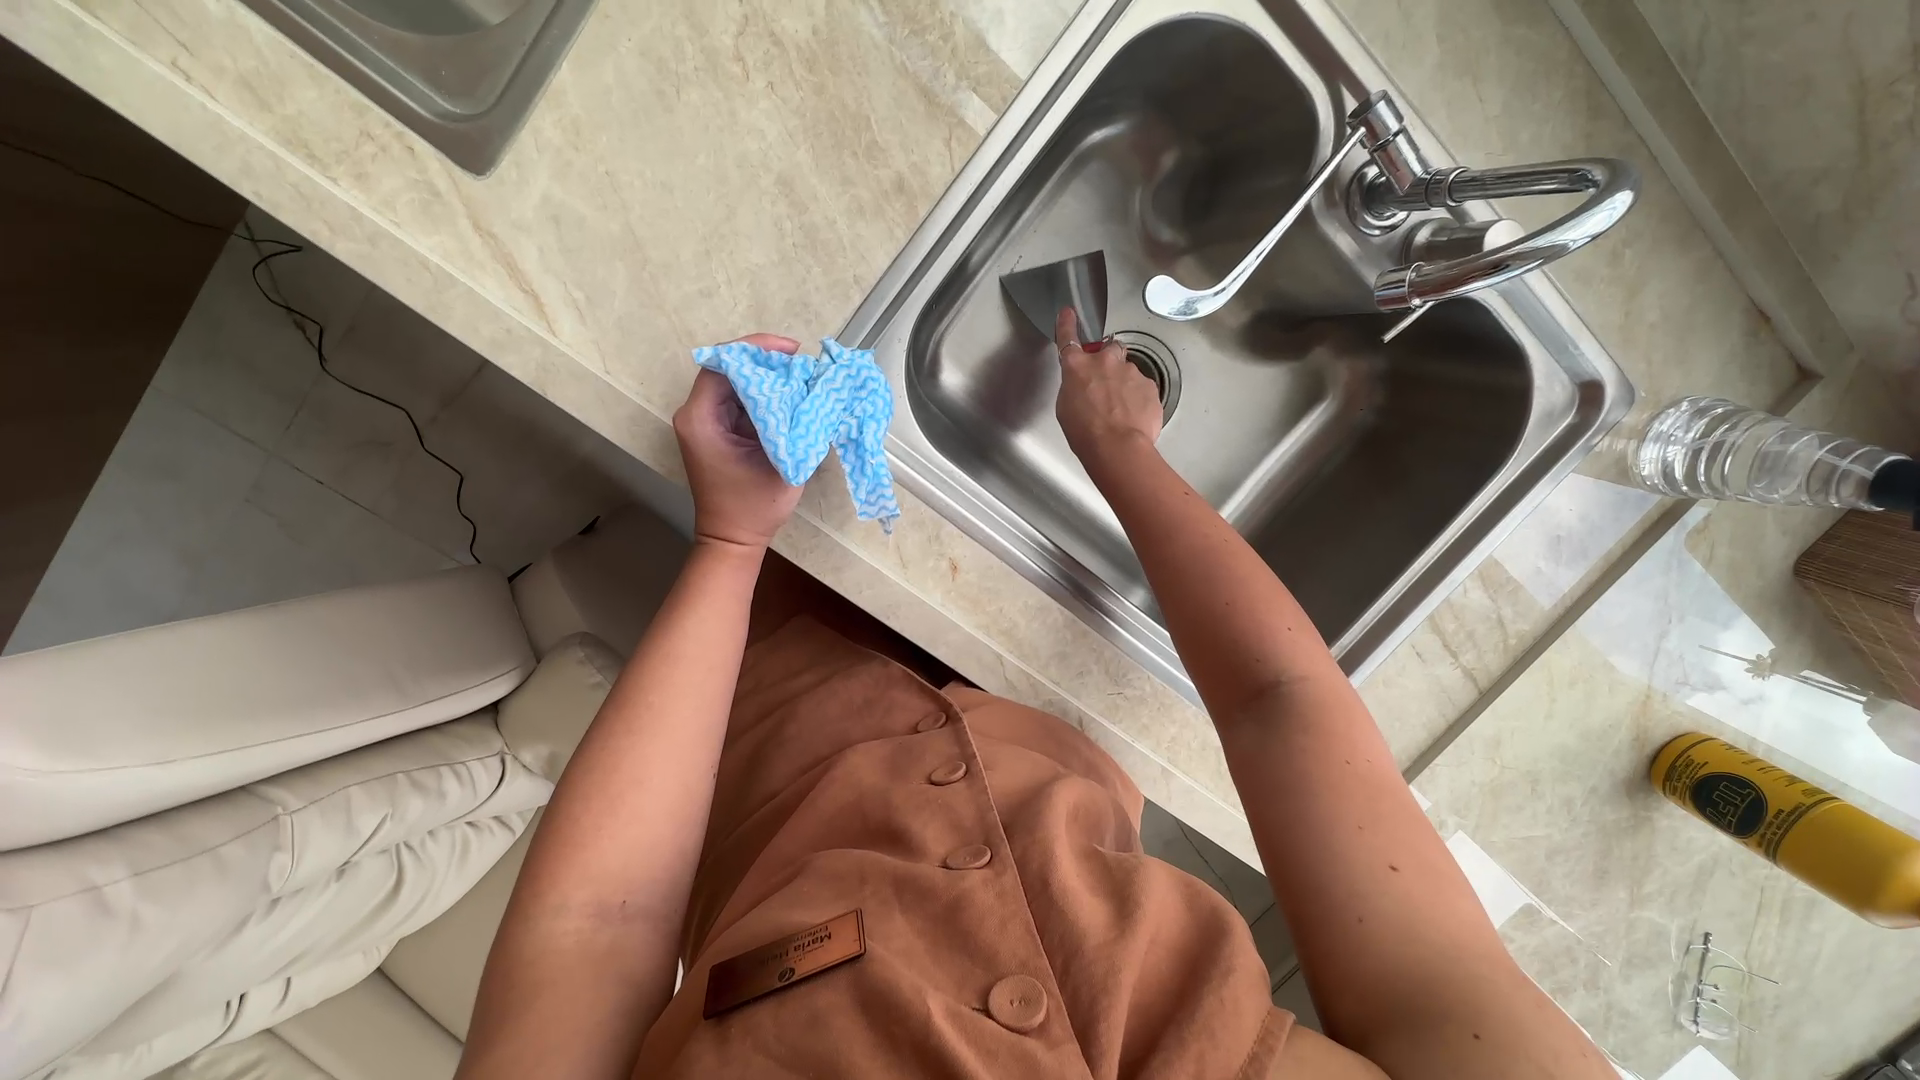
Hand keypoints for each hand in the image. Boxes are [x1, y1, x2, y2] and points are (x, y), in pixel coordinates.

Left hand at [674, 334, 805, 549]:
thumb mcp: (779, 461)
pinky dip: (766, 396)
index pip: (724, 364)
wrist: (733, 541)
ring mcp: (706, 422)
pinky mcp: (718, 431)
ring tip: (802, 378)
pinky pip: (741, 401)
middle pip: (730, 369)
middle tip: (802, 365)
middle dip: (768, 362)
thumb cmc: (752, 508)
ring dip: (769, 378)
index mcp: (701, 418)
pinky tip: (792, 398)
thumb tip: (811, 387)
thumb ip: (792, 421)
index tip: (792, 352)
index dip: (757, 349)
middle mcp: (697, 414)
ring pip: (738, 383)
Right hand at [1054, 307, 1161, 460]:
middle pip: (1109, 348)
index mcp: (1077, 367)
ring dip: (1124, 384)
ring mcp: (1130, 372)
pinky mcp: (1150, 386)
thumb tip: (1082, 385)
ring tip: (1120, 410)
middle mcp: (1105, 362)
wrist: (1117, 446)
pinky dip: (1138, 398)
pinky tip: (1132, 417)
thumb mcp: (1065, 409)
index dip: (1067, 325)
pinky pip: (1143, 388)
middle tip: (1105, 381)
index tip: (1068, 314)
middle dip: (1108, 359)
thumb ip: (1073, 387)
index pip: (1068, 338)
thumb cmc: (1085, 432)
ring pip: (1128, 371)